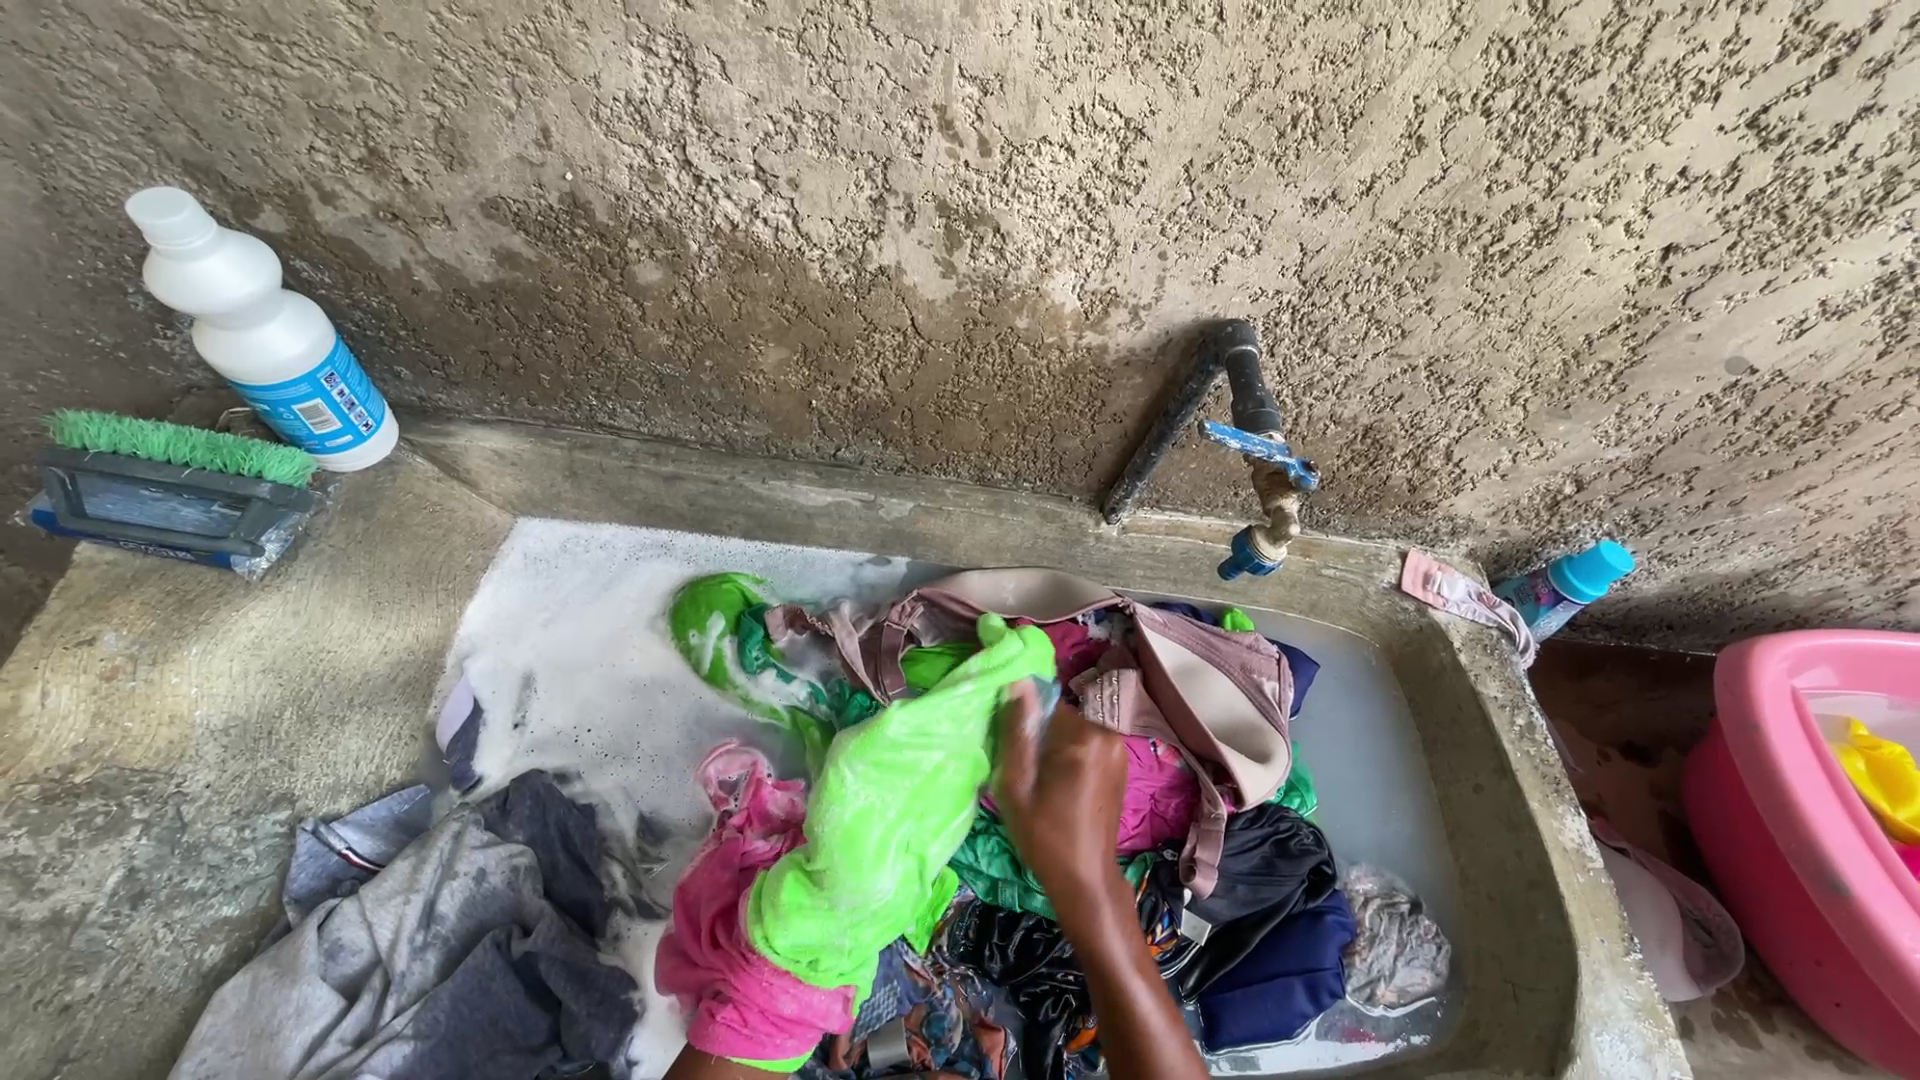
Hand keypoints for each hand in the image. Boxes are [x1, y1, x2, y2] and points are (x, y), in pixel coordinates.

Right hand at [991, 679, 1129, 903]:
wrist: (1085, 878)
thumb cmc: (1044, 836)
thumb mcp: (1017, 785)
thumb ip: (1017, 731)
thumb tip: (1018, 683)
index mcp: (1083, 737)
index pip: (1045, 704)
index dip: (1025, 725)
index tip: (1016, 755)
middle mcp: (1107, 734)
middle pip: (1060, 718)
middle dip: (1040, 737)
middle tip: (1027, 776)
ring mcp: (1118, 749)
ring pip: (1072, 732)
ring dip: (1055, 749)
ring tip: (1043, 785)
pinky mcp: (1121, 764)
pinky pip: (1086, 746)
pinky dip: (1071, 758)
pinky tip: (1061, 788)